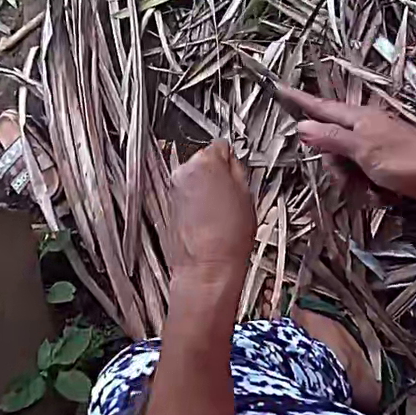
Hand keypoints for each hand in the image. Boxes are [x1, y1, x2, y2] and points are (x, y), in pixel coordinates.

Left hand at [163, 139, 254, 306]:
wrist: (207, 268)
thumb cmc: (228, 238)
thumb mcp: (247, 195)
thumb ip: (237, 170)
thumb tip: (232, 161)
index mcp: (206, 163)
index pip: (221, 146)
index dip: (232, 160)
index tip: (236, 171)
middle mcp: (184, 171)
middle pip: (205, 160)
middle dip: (217, 173)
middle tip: (231, 195)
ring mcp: (174, 188)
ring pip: (195, 177)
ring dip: (205, 187)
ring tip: (220, 210)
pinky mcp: (168, 204)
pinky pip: (186, 194)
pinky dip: (196, 201)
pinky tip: (209, 218)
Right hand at [280, 87, 415, 221]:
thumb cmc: (411, 163)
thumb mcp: (365, 150)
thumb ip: (332, 139)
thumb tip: (301, 126)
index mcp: (360, 118)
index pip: (322, 108)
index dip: (300, 102)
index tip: (279, 88)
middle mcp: (368, 130)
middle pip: (331, 143)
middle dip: (333, 164)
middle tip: (347, 179)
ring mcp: (379, 149)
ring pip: (346, 164)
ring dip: (352, 180)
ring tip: (371, 189)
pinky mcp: (390, 168)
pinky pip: (364, 177)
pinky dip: (369, 189)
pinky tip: (383, 195)